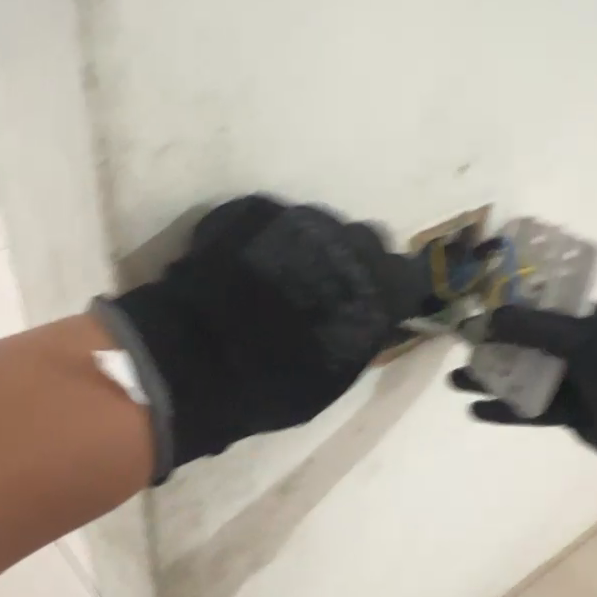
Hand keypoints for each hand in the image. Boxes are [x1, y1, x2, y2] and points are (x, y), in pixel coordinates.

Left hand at [96, 195, 420, 480]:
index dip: (383, 287)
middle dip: (344, 262)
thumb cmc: (268, 385)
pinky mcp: (252, 210)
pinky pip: (270, 219)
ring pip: (315, 226)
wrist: (194, 358)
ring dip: (304, 247)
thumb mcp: (331, 377)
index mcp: (373, 289)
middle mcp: (344, 244)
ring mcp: (296, 220)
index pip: (402, 274)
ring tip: (273, 277)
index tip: (368, 300)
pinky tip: (239, 266)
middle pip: (358, 241)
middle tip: (317, 289)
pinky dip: (262, 238)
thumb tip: (369, 319)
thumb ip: (359, 337)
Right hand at [451, 305, 596, 485]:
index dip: (499, 306)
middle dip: (486, 344)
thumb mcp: (587, 342)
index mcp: (580, 319)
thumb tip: (484, 318)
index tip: (465, 307)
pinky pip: (527, 409)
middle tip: (455, 346)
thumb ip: (534, 330)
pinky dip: (503, 410)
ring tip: (455, 381)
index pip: (532, 305)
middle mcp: (570, 346)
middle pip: (518, 342)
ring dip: (488, 378)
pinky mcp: (567, 413)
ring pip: (518, 377)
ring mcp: (568, 380)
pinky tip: (476, 411)